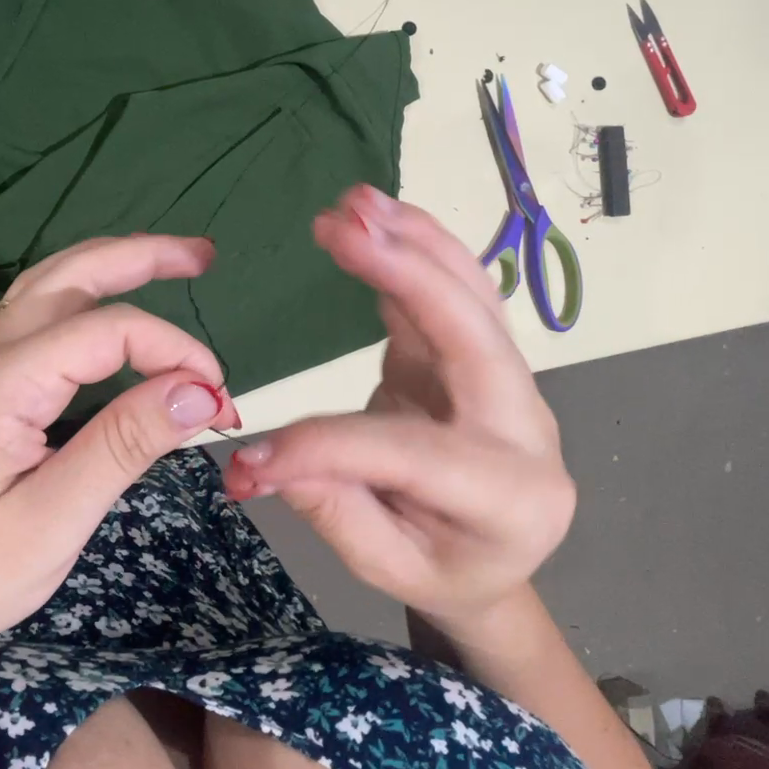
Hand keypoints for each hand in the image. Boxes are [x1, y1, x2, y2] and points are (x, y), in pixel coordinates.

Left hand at [0, 234, 241, 675]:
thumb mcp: (54, 518)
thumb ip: (124, 444)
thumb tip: (200, 389)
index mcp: (4, 381)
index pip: (109, 330)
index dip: (174, 350)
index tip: (221, 401)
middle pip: (69, 276)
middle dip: (139, 257)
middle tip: (204, 255)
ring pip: (46, 289)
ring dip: (106, 267)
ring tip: (164, 264)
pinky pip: (33, 321)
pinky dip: (80, 300)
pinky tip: (104, 315)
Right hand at [222, 185, 574, 628]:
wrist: (494, 557)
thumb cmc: (438, 565)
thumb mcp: (382, 561)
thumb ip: (331, 509)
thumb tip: (260, 463)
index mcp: (510, 494)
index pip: (406, 451)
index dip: (320, 447)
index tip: (245, 461)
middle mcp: (523, 424)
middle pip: (472, 335)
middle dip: (405, 272)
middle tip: (339, 226)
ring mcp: (508, 382)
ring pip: (471, 296)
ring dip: (414, 241)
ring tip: (355, 203)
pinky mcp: (477, 357)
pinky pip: (457, 293)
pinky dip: (418, 248)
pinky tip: (376, 218)